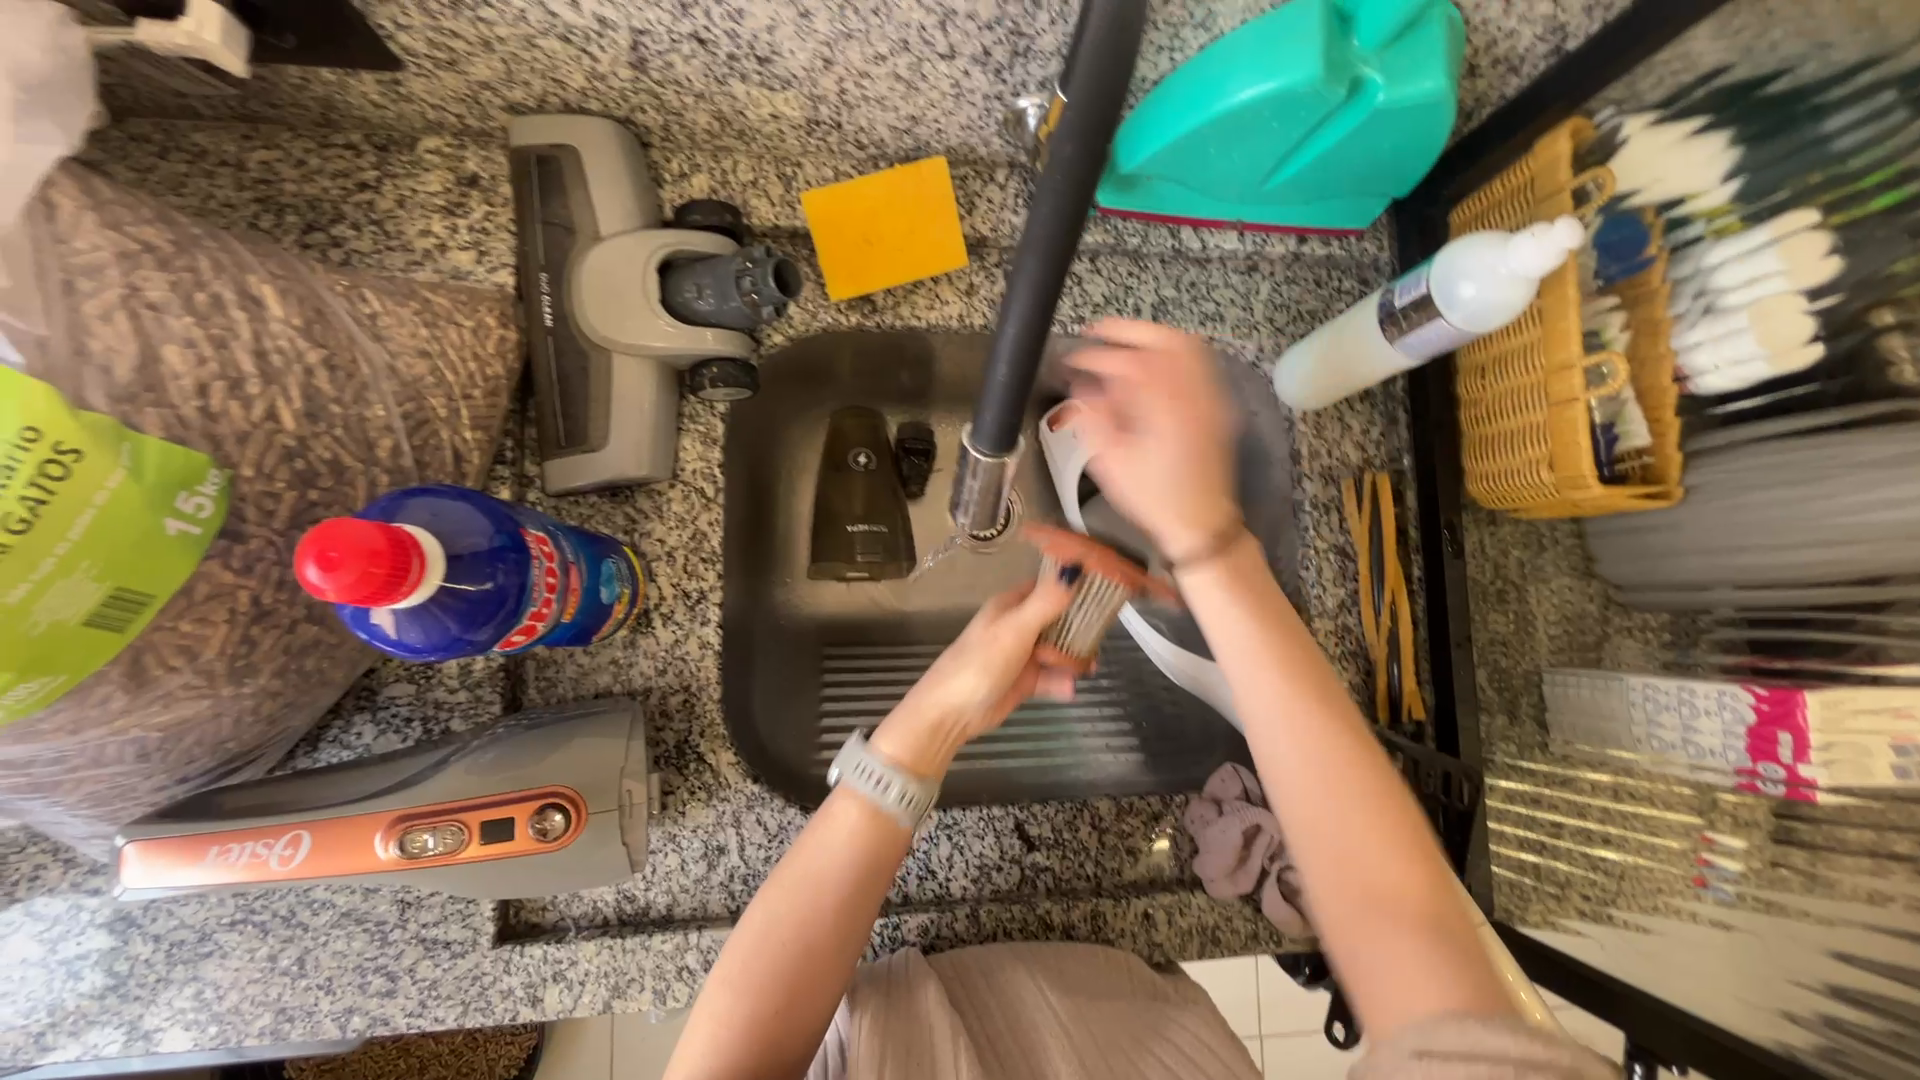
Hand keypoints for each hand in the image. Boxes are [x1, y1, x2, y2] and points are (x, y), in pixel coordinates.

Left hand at [870, 577, 1076, 776]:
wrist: (952, 712)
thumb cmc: (981, 663)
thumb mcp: (1016, 628)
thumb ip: (1047, 601)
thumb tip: (1076, 566)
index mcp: (1012, 605)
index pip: (1049, 586)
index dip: (1075, 586)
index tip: (1106, 590)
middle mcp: (1018, 625)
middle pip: (1061, 619)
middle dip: (1081, 630)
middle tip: (1096, 642)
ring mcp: (1022, 655)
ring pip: (1060, 650)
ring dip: (1074, 659)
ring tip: (1084, 671)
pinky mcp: (1024, 682)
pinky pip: (1052, 678)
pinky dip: (1061, 683)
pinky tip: (1068, 690)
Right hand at [1065, 319, 1243, 563]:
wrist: (1201, 523)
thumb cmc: (1153, 498)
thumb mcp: (1111, 464)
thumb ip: (1094, 419)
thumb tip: (1081, 388)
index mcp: (1164, 407)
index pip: (1127, 363)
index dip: (1095, 356)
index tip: (1072, 359)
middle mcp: (1192, 393)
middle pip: (1164, 340)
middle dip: (1127, 330)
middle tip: (1096, 331)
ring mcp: (1210, 397)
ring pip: (1185, 346)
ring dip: (1151, 336)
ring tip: (1122, 340)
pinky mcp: (1217, 406)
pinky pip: (1198, 363)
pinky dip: (1172, 352)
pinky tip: (1153, 361)